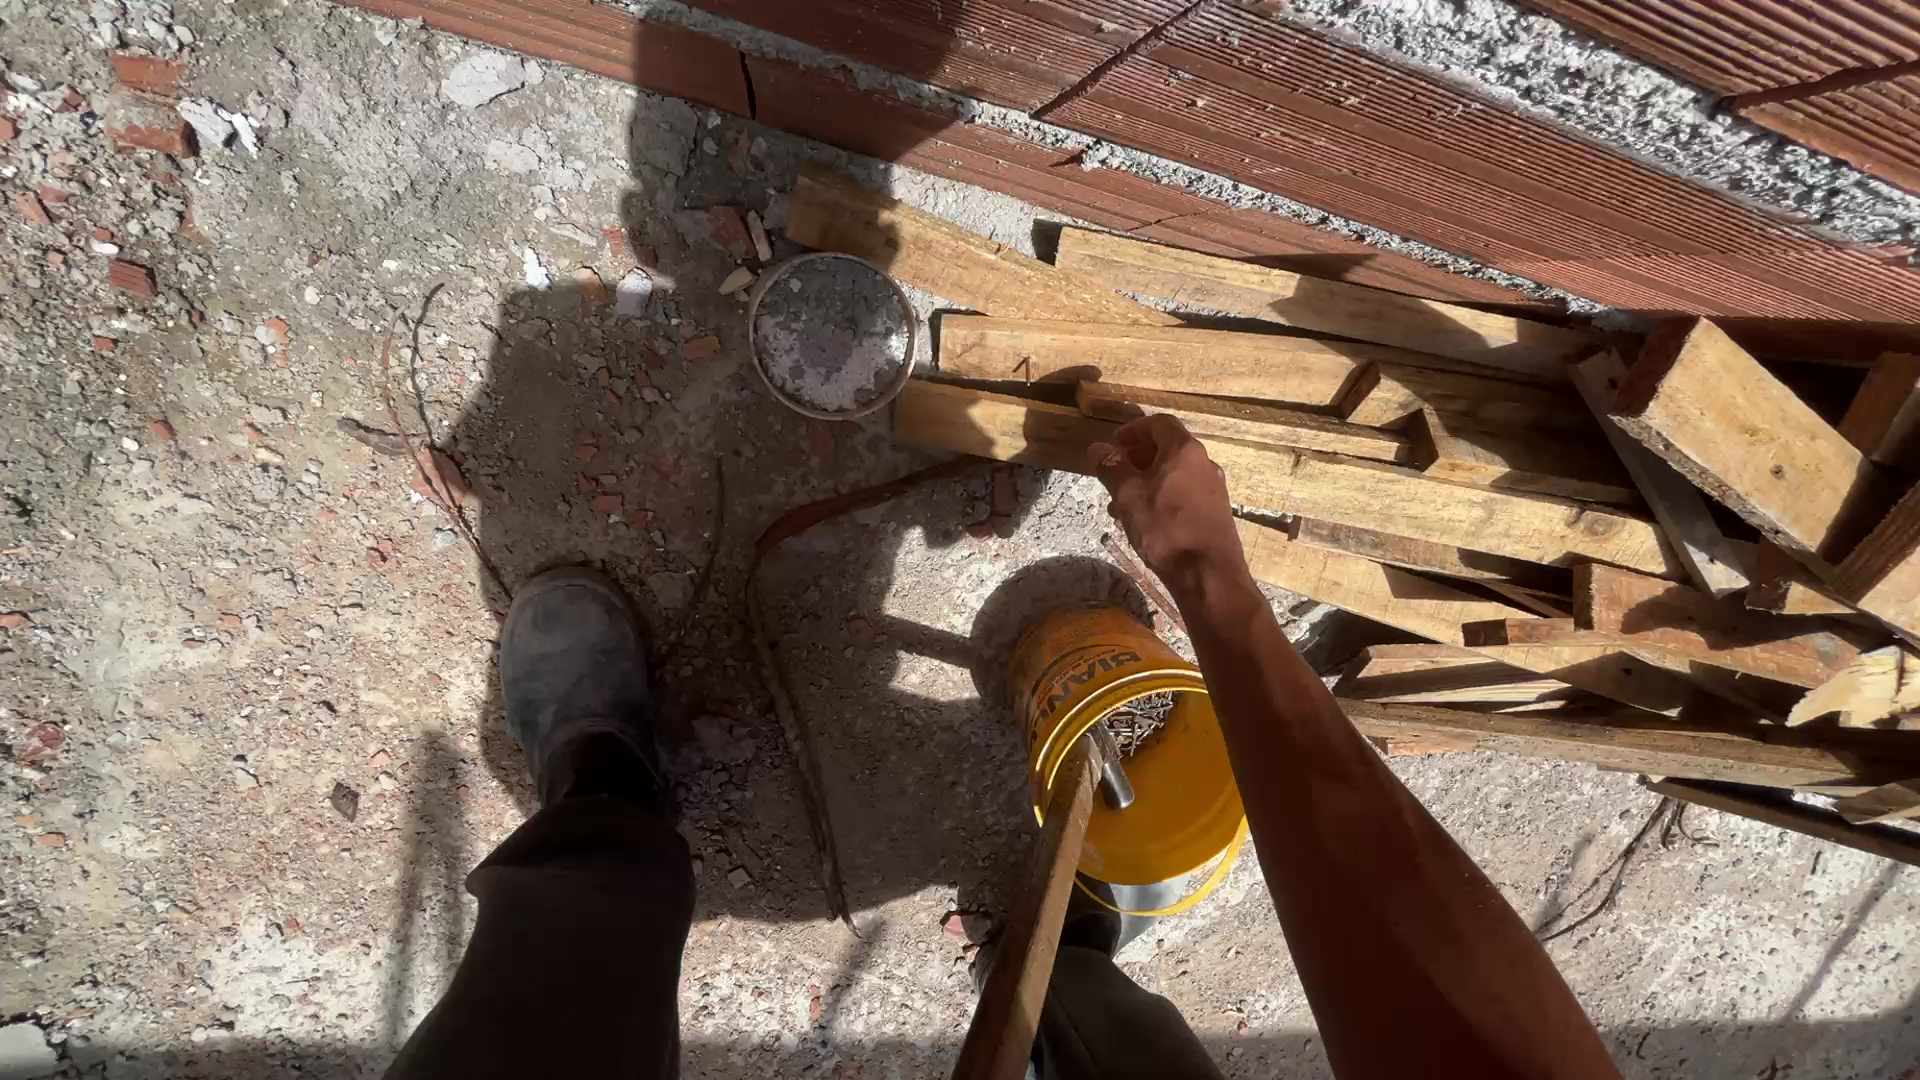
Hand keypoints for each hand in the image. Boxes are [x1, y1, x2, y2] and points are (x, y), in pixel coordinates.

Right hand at [1087, 415, 1247, 594]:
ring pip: (1172, 475)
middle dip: (1136, 458)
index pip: (1159, 423)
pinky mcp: (1213, 513)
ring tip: (1119, 503)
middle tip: (1113, 473)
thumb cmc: (1165, 529)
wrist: (1208, 574)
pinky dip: (1159, 497)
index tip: (1113, 445)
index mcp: (1184, 451)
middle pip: (1167, 449)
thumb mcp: (1128, 496)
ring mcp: (1212, 489)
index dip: (1133, 430)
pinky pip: (1181, 494)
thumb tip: (1097, 448)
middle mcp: (1203, 464)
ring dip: (1144, 481)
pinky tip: (1141, 521)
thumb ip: (1111, 468)